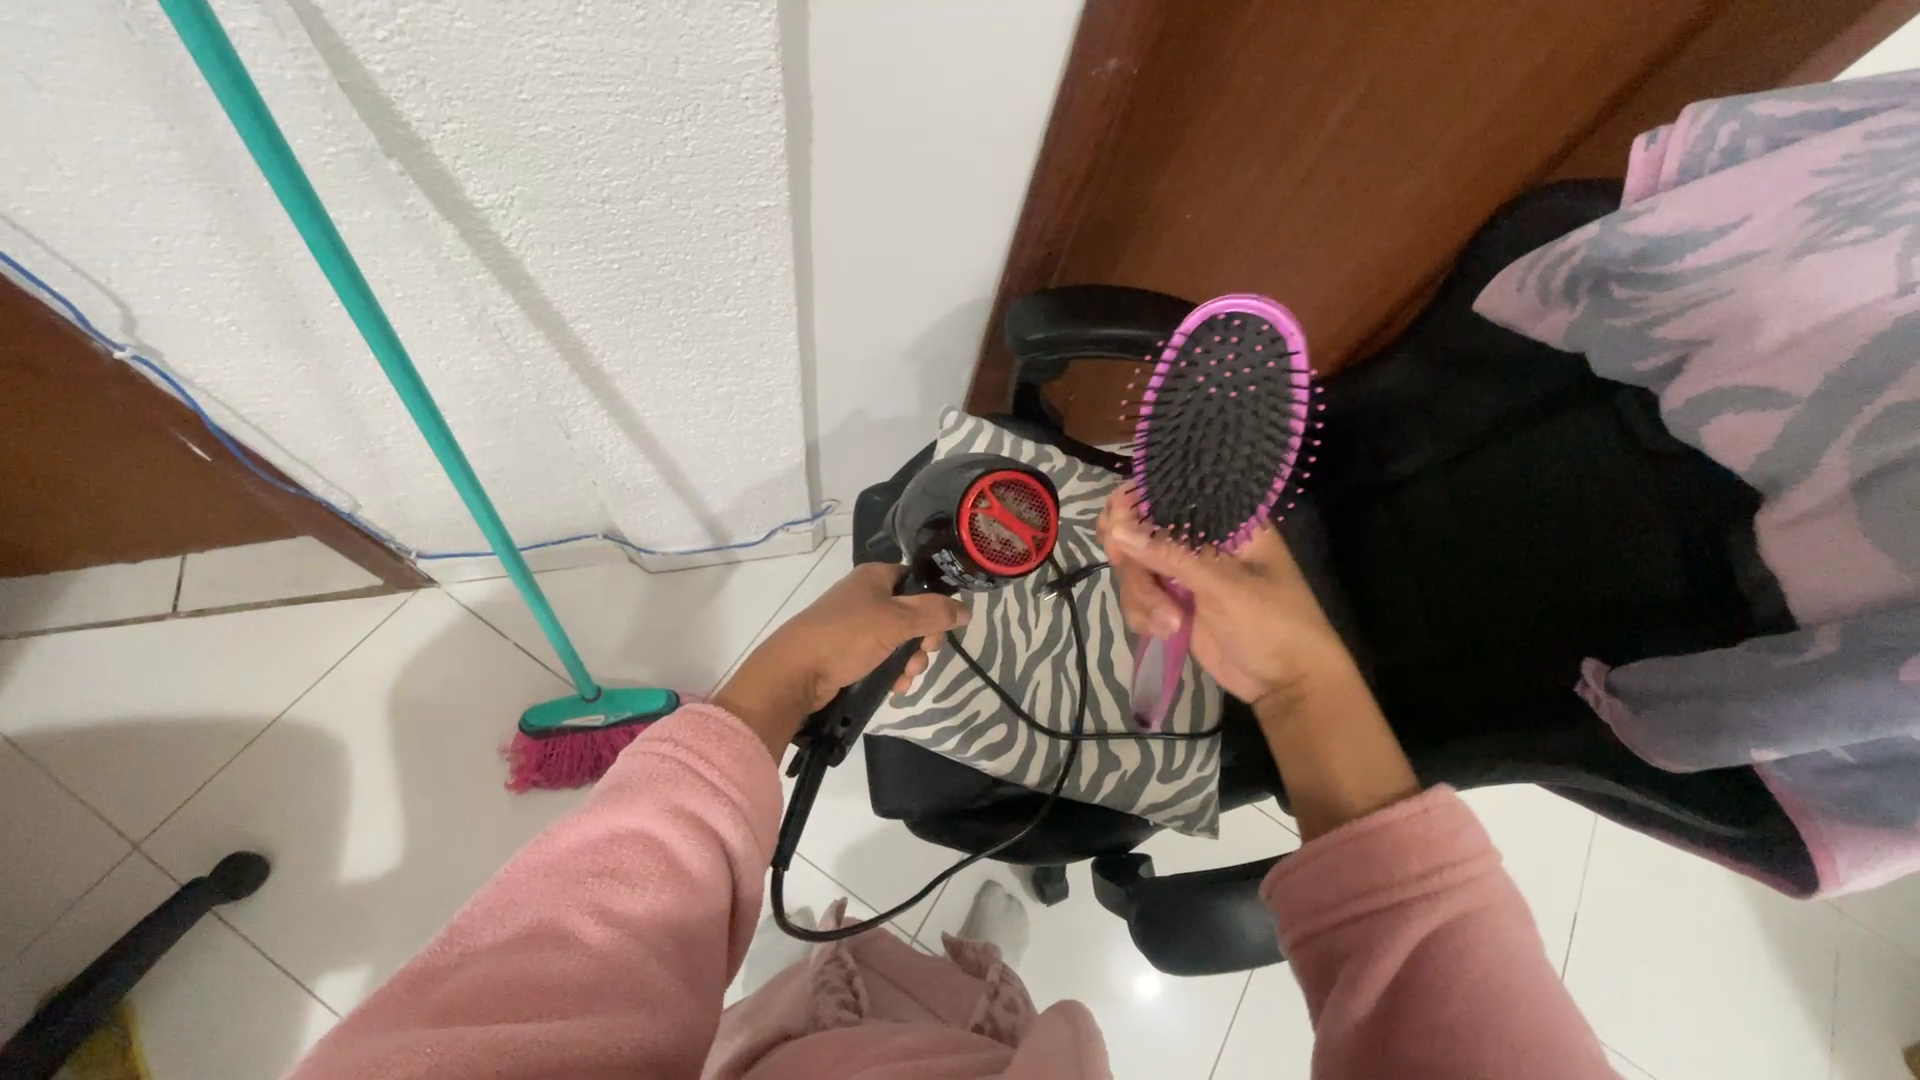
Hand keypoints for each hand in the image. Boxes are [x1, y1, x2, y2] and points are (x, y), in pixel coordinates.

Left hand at [715, 562, 969, 759]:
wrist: (795, 673)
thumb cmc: (846, 636)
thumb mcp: (897, 620)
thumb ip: (935, 613)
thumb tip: (966, 609)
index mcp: (875, 577)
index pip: (917, 581)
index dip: (934, 603)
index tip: (942, 625)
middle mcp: (867, 598)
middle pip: (913, 615)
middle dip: (923, 640)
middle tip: (920, 655)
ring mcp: (857, 627)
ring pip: (900, 642)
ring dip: (909, 661)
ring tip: (903, 676)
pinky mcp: (849, 654)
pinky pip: (883, 660)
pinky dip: (892, 672)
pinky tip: (893, 687)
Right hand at [1097, 489, 1357, 711]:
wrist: (1285, 684)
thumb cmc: (1273, 623)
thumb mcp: (1224, 587)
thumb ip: (1169, 556)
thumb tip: (1115, 528)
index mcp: (1224, 522)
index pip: (1169, 497)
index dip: (1134, 505)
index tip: (1113, 526)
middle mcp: (1200, 542)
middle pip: (1141, 533)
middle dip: (1134, 561)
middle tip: (1120, 565)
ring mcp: (1184, 574)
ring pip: (1135, 569)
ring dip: (1142, 597)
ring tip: (1171, 623)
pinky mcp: (1172, 604)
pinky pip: (1139, 598)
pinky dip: (1143, 615)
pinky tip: (1167, 632)